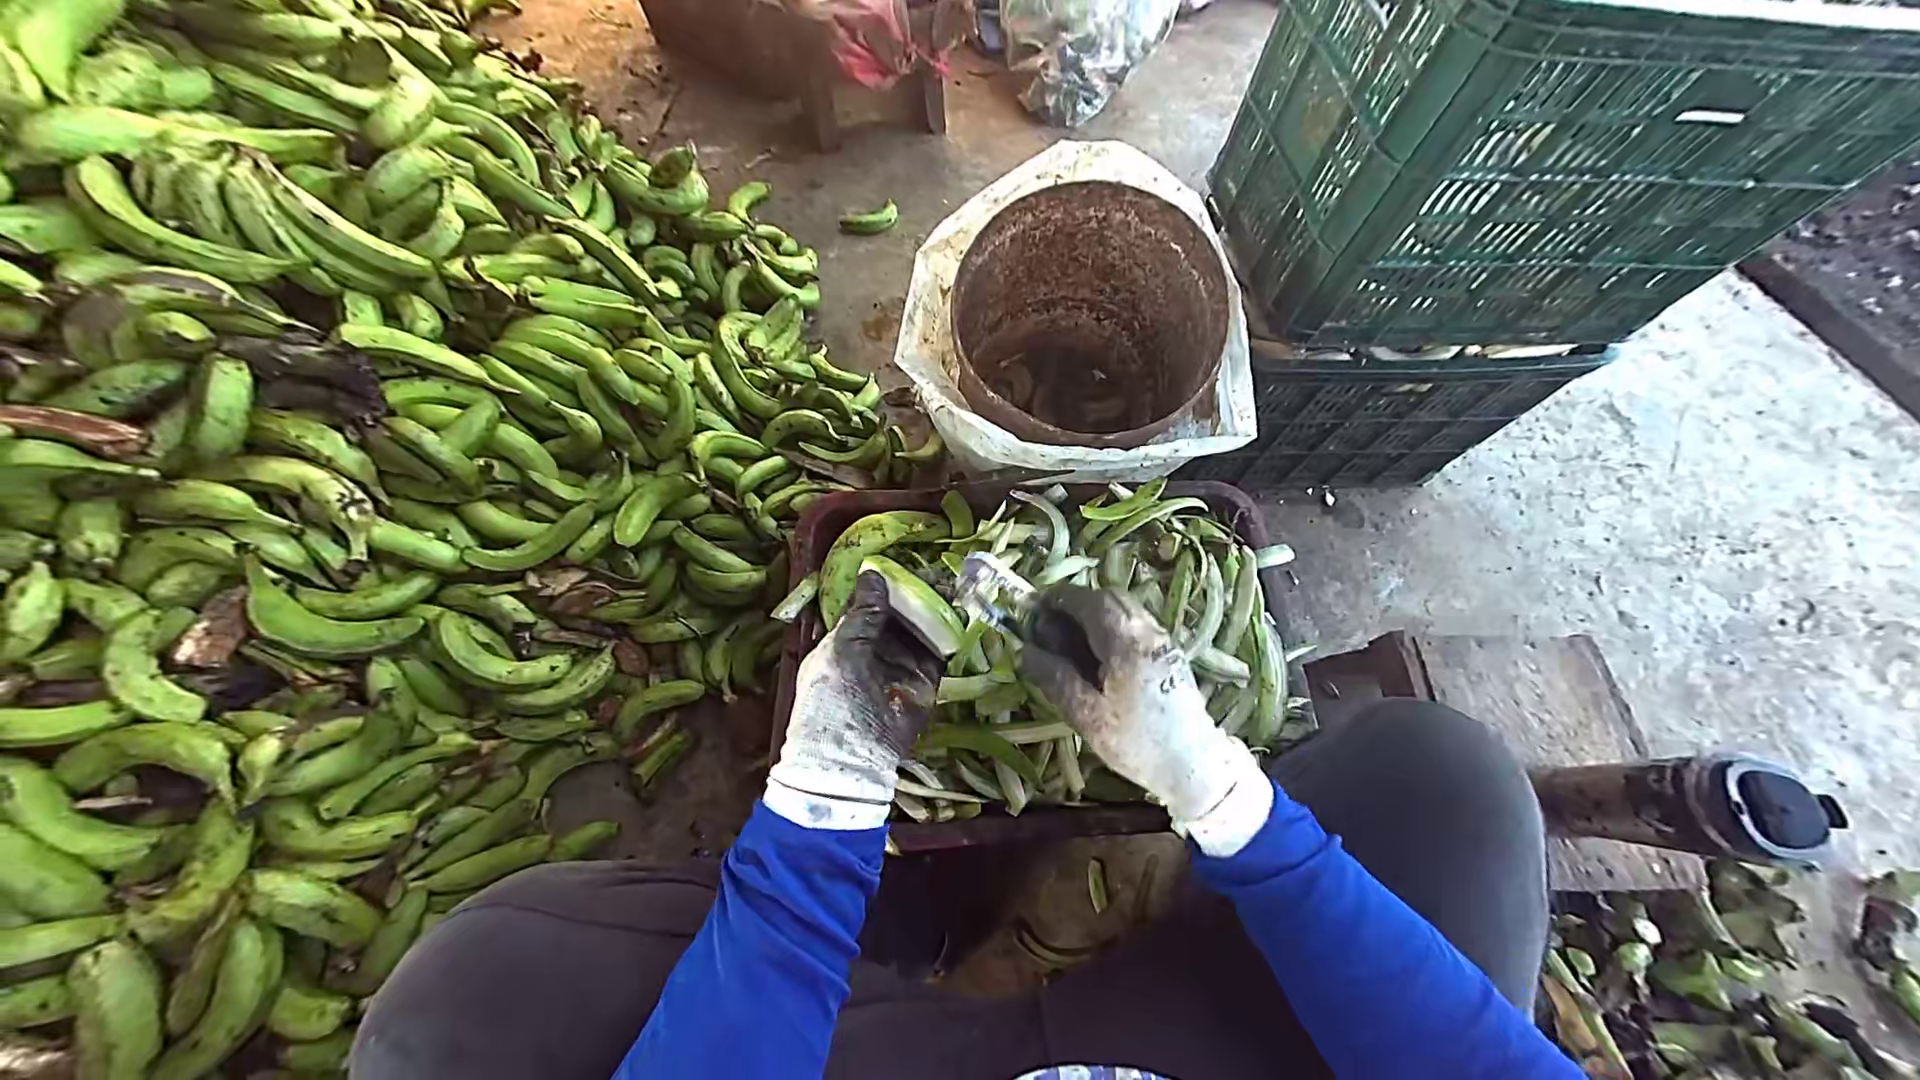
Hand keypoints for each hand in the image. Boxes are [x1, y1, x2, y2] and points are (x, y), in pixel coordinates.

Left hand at [766, 570, 941, 828]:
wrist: (852, 753)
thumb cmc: (834, 695)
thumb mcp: (842, 647)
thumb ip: (863, 612)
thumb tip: (873, 573)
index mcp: (848, 636)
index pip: (869, 602)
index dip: (884, 583)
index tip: (902, 562)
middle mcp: (878, 645)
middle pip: (900, 611)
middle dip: (916, 591)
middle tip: (934, 570)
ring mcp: (903, 660)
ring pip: (922, 625)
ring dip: (935, 606)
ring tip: (951, 583)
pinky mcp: (926, 677)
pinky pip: (940, 648)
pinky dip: (950, 630)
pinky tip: (959, 609)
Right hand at [1020, 586, 1272, 853]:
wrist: (1194, 766)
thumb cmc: (1137, 743)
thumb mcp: (1087, 715)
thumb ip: (1055, 678)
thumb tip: (1026, 650)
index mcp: (1126, 642)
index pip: (1087, 601)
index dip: (1057, 598)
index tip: (1033, 606)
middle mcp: (1147, 631)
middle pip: (1107, 598)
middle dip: (1074, 603)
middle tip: (1049, 624)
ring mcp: (1161, 639)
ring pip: (1123, 609)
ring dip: (1092, 613)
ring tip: (1069, 640)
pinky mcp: (1167, 652)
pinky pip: (1133, 624)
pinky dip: (1109, 626)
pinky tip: (1095, 654)